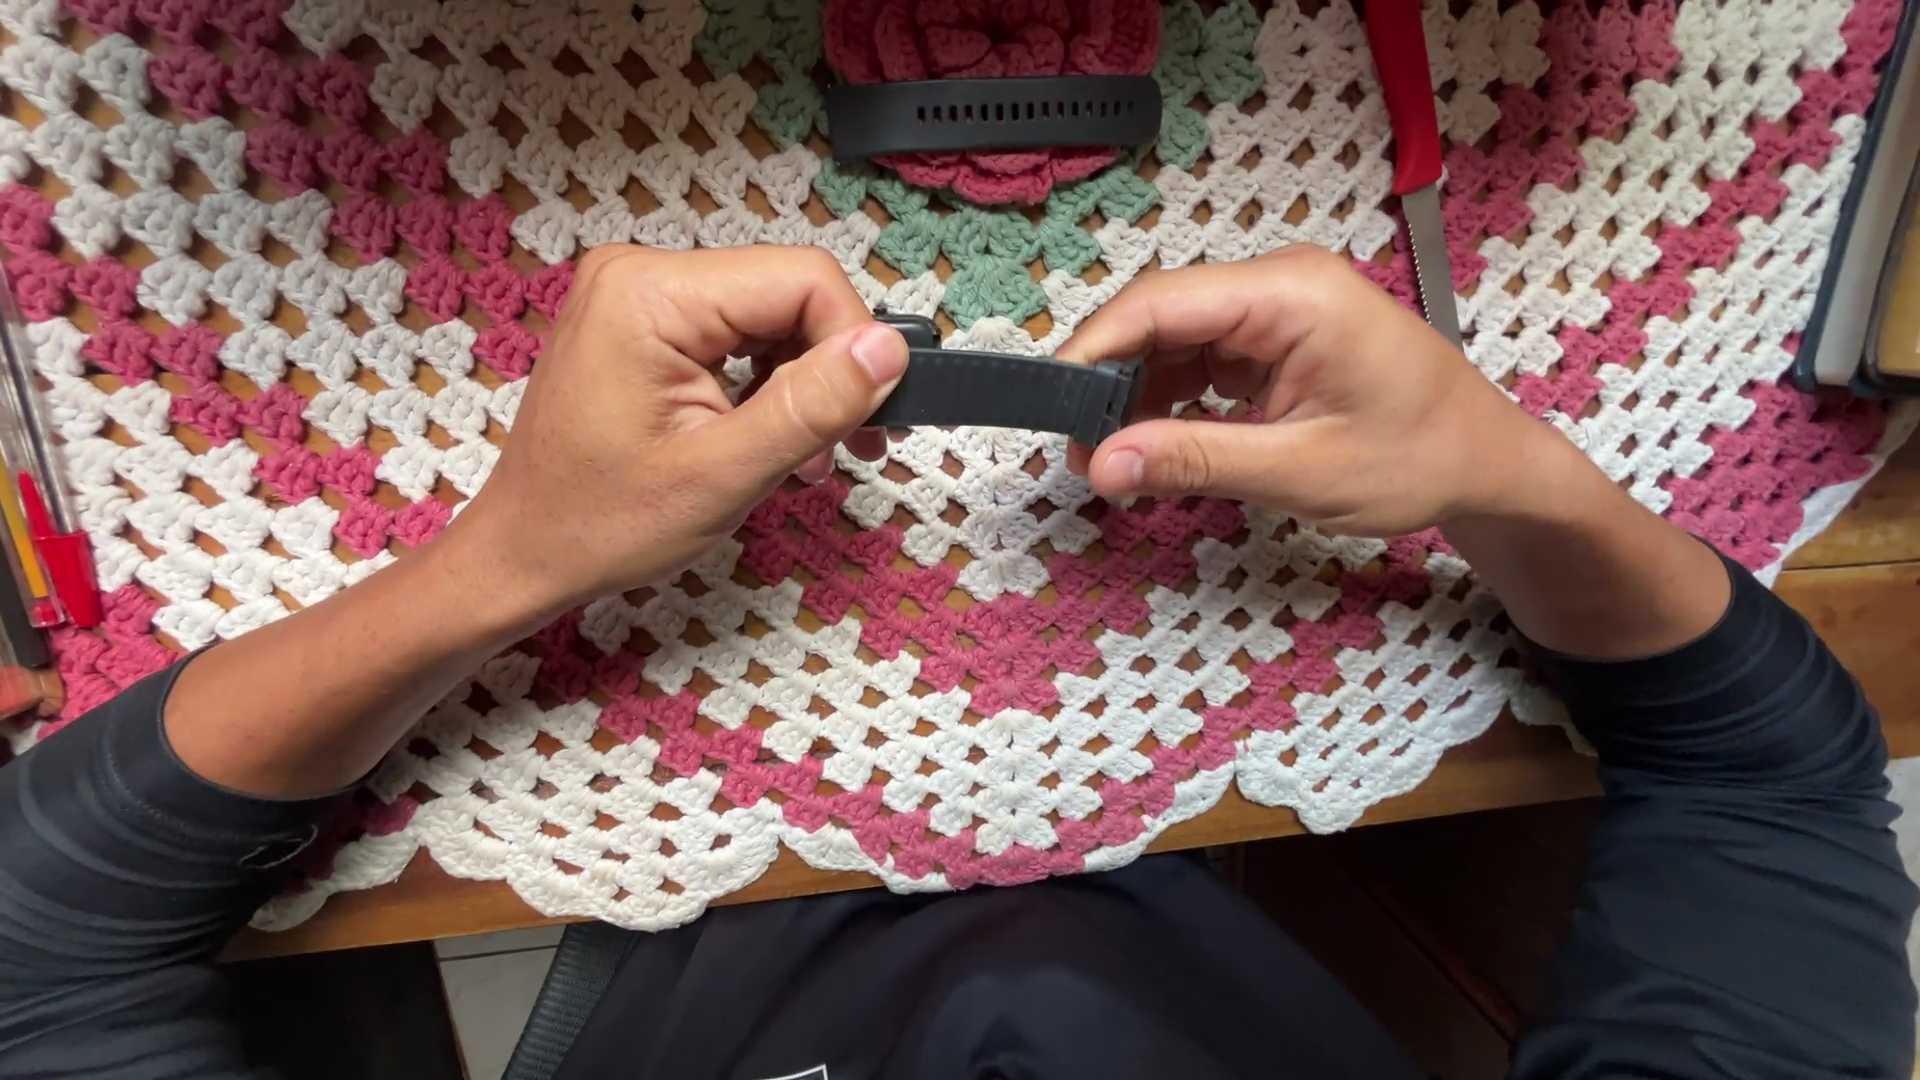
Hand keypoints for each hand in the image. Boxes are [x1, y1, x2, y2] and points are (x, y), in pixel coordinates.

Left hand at [452, 245, 907, 613]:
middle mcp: (645, 275)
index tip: (869, 417)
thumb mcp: (723, 474)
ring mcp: (646, 298)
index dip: (853, 345)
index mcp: (651, 295)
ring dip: (808, 387)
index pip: (803, 279)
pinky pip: (743, 340)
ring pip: (775, 320)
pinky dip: (775, 390)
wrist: (529, 552)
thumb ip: (810, 407)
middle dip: (832, 372)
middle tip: (851, 446)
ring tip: (812, 456)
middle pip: (790, 296)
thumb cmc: (605, 524)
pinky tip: (780, 439)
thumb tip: (889, 350)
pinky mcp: (653, 328)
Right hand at [1057, 246, 1573, 535]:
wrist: (1486, 466)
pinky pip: (1194, 365)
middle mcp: (1274, 288)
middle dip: (1108, 383)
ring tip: (1112, 460)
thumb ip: (1195, 461)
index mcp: (1291, 295)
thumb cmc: (1417, 460)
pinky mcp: (1267, 344)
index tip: (1049, 406)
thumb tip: (1101, 465)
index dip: (1093, 351)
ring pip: (1168, 344)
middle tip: (1080, 452)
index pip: (1160, 303)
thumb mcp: (1300, 470)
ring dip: (1132, 400)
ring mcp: (1270, 314)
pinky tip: (1154, 446)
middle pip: (1156, 318)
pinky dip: (1165, 406)